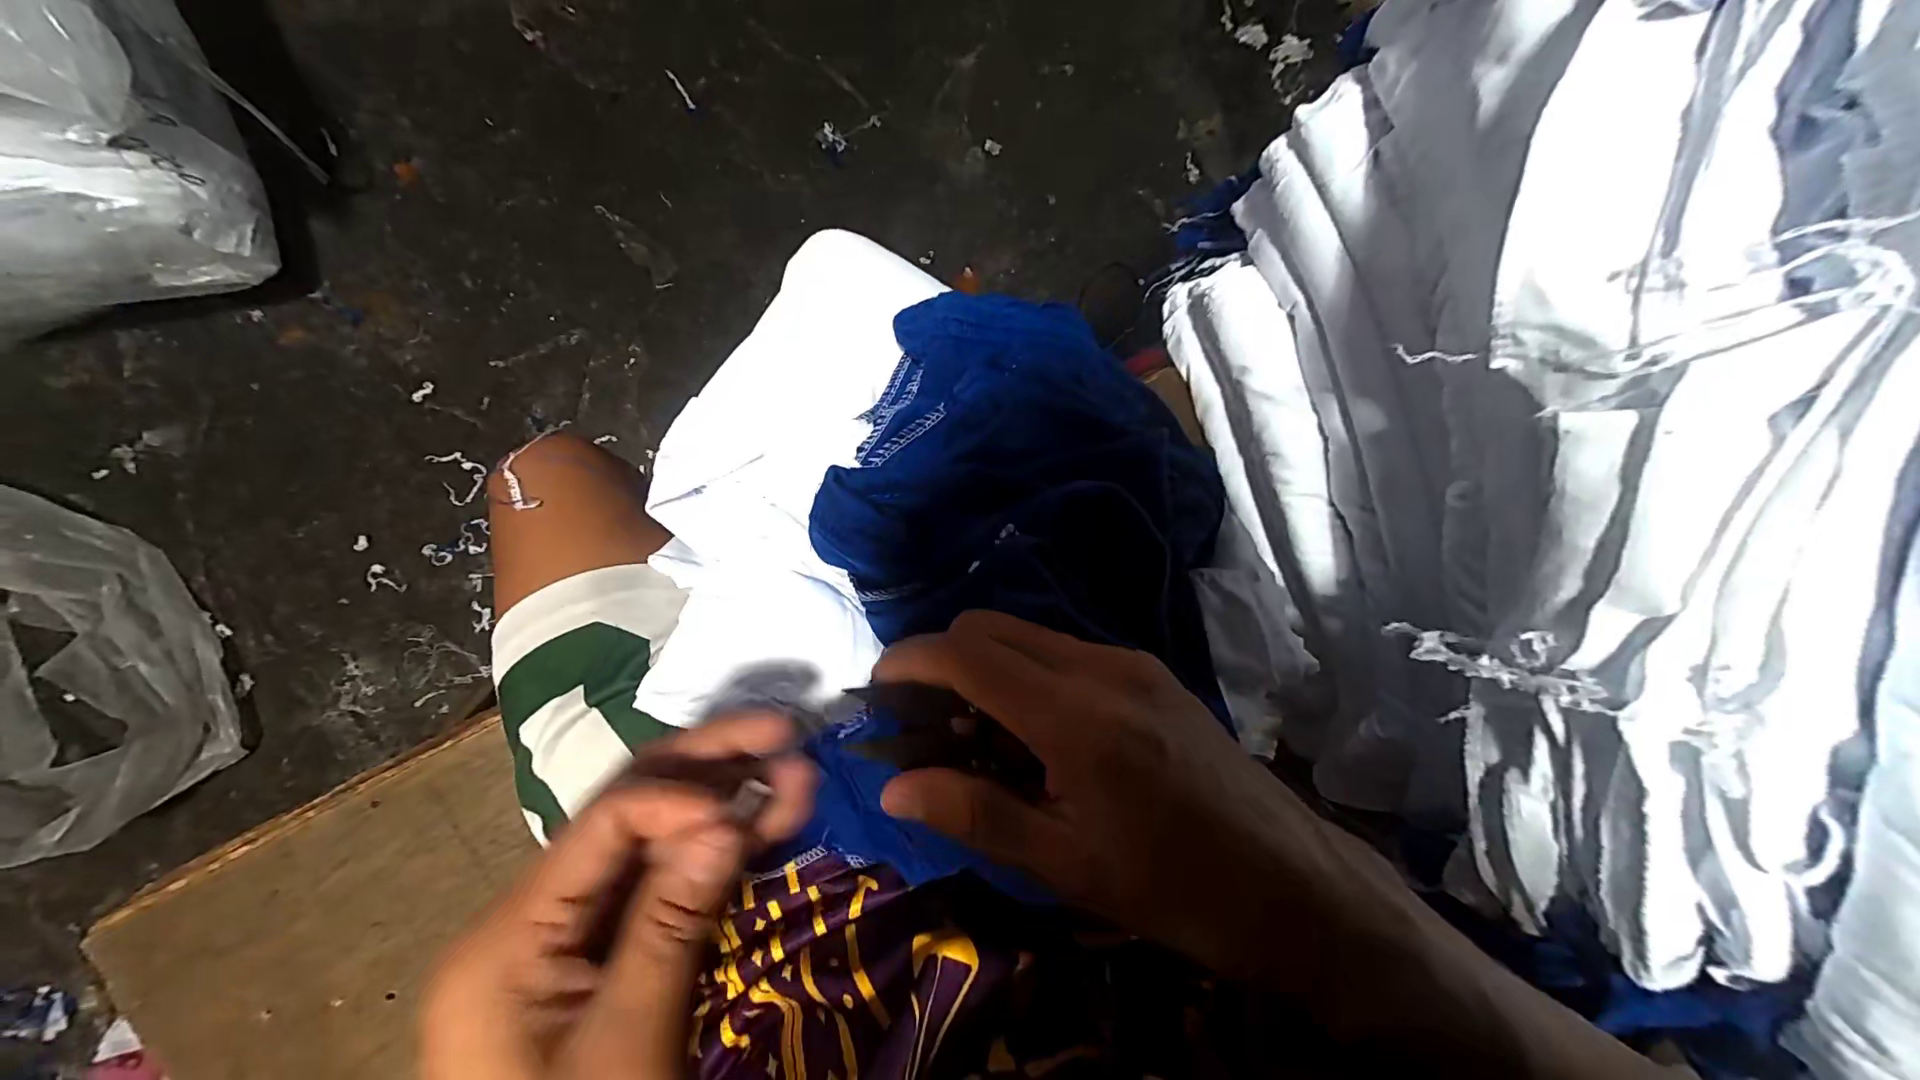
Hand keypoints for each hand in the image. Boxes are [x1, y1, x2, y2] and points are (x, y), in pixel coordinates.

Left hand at [420, 712, 815, 1079]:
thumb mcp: (624, 1044)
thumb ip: (670, 924)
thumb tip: (725, 819)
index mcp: (510, 931)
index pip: (603, 821)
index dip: (680, 796)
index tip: (745, 807)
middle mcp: (541, 907)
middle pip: (633, 807)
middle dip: (713, 763)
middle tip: (783, 732)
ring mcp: (582, 923)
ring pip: (665, 835)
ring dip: (734, 800)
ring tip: (799, 771)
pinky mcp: (618, 942)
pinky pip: (675, 878)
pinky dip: (728, 850)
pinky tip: (776, 819)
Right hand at [875, 613, 1666, 1078]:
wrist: (1295, 884)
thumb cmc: (1175, 887)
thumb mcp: (1065, 865)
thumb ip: (974, 813)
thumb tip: (894, 786)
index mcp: (1075, 715)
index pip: (967, 654)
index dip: (909, 661)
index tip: (876, 690)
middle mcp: (1101, 666)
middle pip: (990, 627)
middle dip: (942, 661)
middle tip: (926, 725)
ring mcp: (1131, 662)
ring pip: (1027, 633)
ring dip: (984, 666)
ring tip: (976, 734)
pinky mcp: (1150, 672)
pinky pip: (1063, 650)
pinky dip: (1025, 672)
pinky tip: (1034, 730)